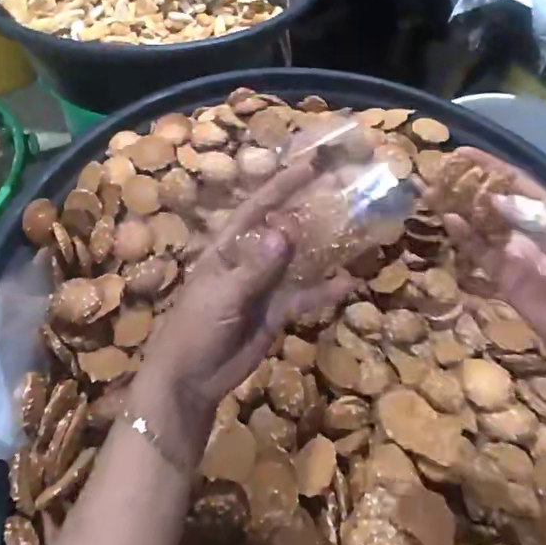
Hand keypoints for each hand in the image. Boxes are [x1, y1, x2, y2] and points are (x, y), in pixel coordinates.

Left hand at [137, 160, 355, 455]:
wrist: (191, 378)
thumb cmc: (196, 327)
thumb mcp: (224, 295)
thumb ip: (256, 268)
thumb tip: (286, 233)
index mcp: (228, 246)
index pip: (257, 208)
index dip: (281, 186)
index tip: (309, 166)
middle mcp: (249, 259)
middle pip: (283, 229)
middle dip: (308, 211)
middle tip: (341, 191)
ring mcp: (264, 285)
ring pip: (298, 261)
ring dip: (322, 249)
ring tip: (354, 232)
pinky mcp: (276, 312)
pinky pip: (304, 296)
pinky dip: (325, 291)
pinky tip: (349, 284)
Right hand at [434, 150, 545, 518]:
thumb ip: (539, 222)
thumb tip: (498, 199)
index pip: (521, 183)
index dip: (492, 166)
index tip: (459, 150)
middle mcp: (538, 232)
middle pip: (497, 201)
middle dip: (469, 185)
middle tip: (437, 170)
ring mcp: (522, 257)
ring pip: (485, 225)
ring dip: (461, 208)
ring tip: (433, 191)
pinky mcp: (509, 282)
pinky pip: (481, 255)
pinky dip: (464, 238)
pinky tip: (447, 222)